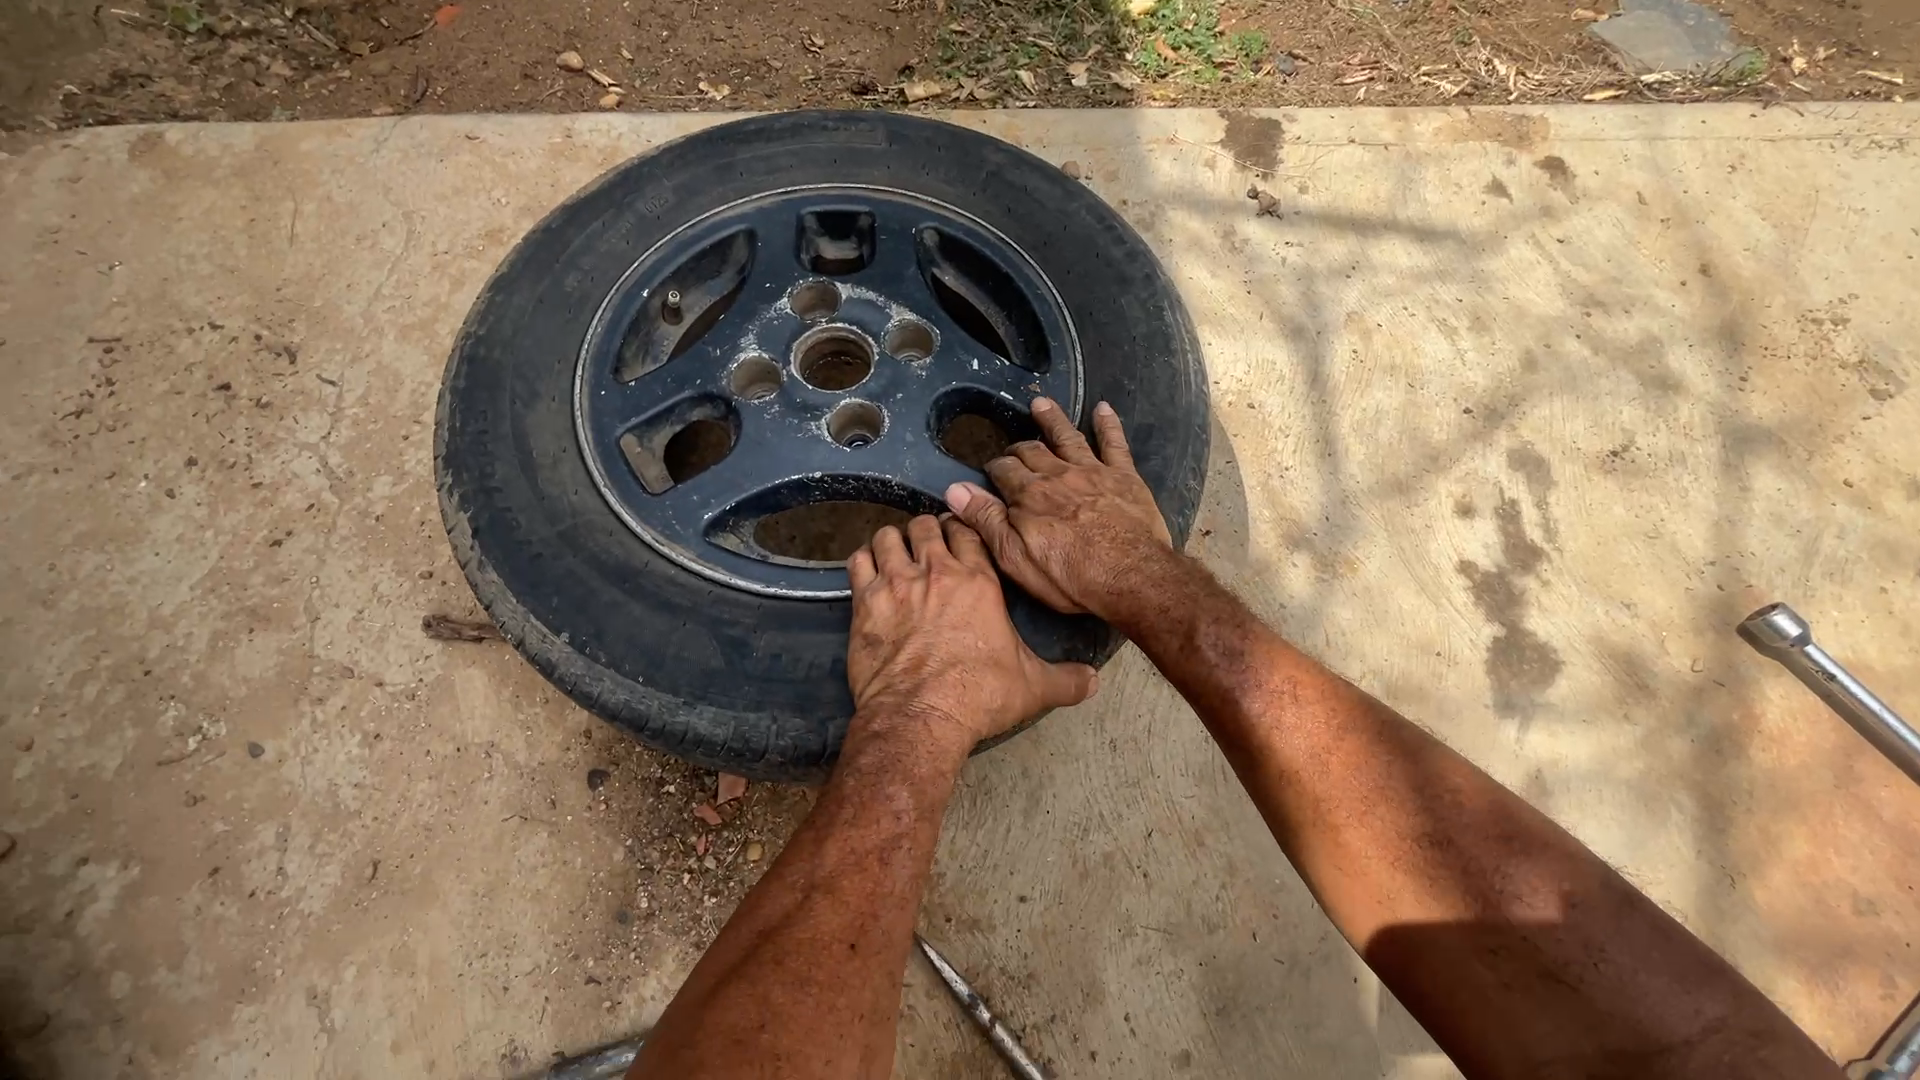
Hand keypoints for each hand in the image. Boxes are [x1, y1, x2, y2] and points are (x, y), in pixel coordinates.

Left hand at [845, 515, 1098, 751]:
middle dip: (926, 531)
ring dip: (892, 541)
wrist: (921, 716)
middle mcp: (937, 572)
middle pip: (925, 526)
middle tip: (927, 547)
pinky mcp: (865, 602)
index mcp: (979, 581)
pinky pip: (857, 560)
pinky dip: (862, 559)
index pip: (968, 531)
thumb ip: (1066, 679)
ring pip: (888, 536)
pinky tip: (868, 570)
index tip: (958, 536)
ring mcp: (897, 583)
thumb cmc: (979, 696)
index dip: (961, 528)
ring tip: (896, 554)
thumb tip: (1094, 683)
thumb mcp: (1033, 687)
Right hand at [943, 398, 1172, 619]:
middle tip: (1013, 449)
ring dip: (1052, 420)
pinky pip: (1114, 443)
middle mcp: (1057, 475)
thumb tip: (956, 489)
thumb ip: (986, 521)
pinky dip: (1108, 425)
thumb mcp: (1015, 558)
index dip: (994, 468)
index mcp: (1028, 495)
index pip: (1003, 470)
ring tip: (1041, 404)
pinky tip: (1104, 409)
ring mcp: (1092, 472)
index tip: (990, 471)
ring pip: (1067, 437)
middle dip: (1019, 448)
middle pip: (1032, 452)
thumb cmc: (1069, 577)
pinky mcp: (1124, 477)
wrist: (1129, 578)